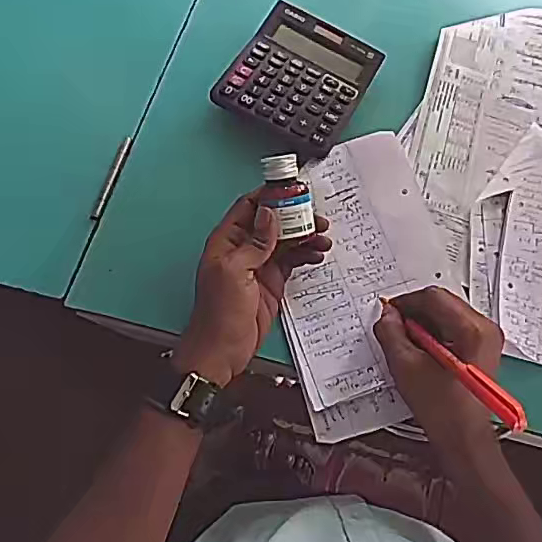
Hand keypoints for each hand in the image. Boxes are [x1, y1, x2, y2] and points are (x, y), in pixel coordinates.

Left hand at [175, 193, 330, 385]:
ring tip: (323, 237)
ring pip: (286, 241)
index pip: (250, 207)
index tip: (294, 190)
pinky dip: (305, 255)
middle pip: (273, 222)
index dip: (271, 196)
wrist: (222, 351)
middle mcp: (243, 249)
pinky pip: (291, 261)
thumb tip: (269, 214)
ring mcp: (258, 265)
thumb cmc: (218, 314)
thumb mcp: (235, 272)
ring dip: (305, 237)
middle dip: (296, 216)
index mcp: (227, 241)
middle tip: (317, 216)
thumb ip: (254, 243)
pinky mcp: (271, 281)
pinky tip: (317, 254)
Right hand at [373, 286, 505, 455]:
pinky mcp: (484, 348)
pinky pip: (455, 328)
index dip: (406, 303)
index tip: (390, 313)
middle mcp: (485, 329)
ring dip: (425, 324)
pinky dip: (436, 334)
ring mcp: (487, 339)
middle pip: (443, 303)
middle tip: (396, 328)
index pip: (434, 297)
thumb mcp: (407, 367)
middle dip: (416, 313)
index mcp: (472, 330)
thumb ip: (392, 334)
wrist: (463, 438)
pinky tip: (423, 352)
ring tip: (409, 345)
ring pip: (448, 314)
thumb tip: (388, 316)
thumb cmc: (444, 411)